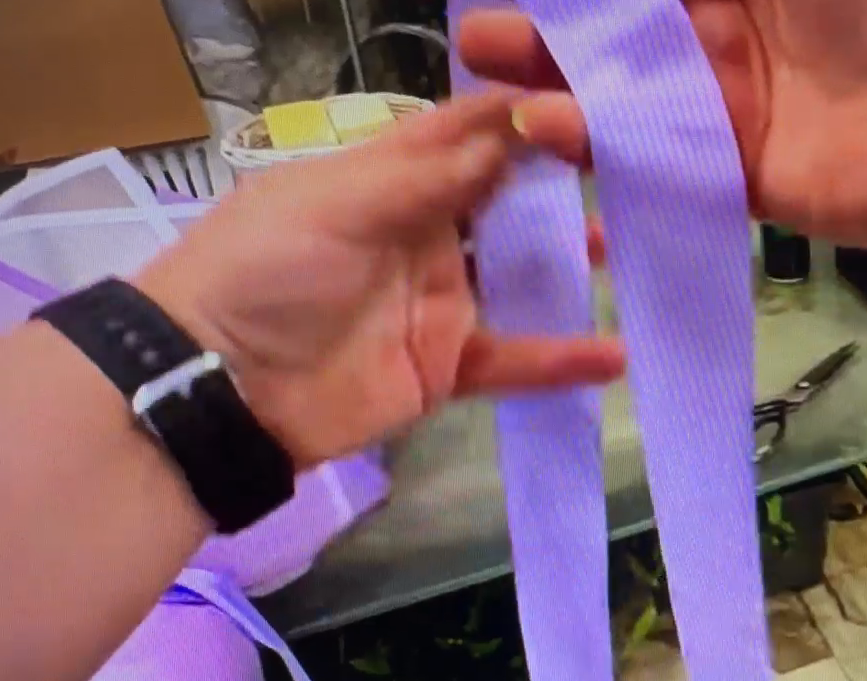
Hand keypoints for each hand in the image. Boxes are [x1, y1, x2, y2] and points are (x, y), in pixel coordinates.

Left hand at [133, 92, 621, 468]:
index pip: (468, 135)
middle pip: (509, 203)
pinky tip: (616, 354)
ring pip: (523, 280)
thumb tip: (510, 134)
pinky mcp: (449, 367)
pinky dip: (561, 360)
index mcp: (392, 180)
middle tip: (636, 177)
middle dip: (566, 186)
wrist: (226, 388)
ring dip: (574, 267)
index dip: (523, 116)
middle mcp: (427, 235)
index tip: (591, 106)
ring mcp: (442, 304)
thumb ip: (427, 178)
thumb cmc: (266, 271)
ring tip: (640, 254)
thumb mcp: (337, 205)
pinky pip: (515, 361)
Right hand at [458, 0, 866, 256]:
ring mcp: (726, 108)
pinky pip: (657, 161)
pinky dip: (604, 150)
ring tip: (493, 95)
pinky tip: (550, 136)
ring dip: (558, 94)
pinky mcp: (732, 174)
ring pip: (625, 102)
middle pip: (618, 35)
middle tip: (476, 36)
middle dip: (548, 33)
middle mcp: (725, 32)